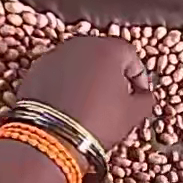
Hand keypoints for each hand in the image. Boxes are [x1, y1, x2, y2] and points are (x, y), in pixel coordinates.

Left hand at [17, 36, 154, 150]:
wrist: (52, 137)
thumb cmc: (98, 122)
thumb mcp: (133, 114)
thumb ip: (145, 99)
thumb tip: (144, 96)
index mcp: (109, 49)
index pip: (133, 57)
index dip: (140, 78)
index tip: (140, 95)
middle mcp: (81, 44)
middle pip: (105, 56)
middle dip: (114, 77)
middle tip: (118, 100)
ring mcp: (55, 55)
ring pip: (81, 64)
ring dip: (90, 80)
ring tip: (94, 105)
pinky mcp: (37, 70)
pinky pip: (60, 74)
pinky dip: (69, 86)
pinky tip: (73, 107)